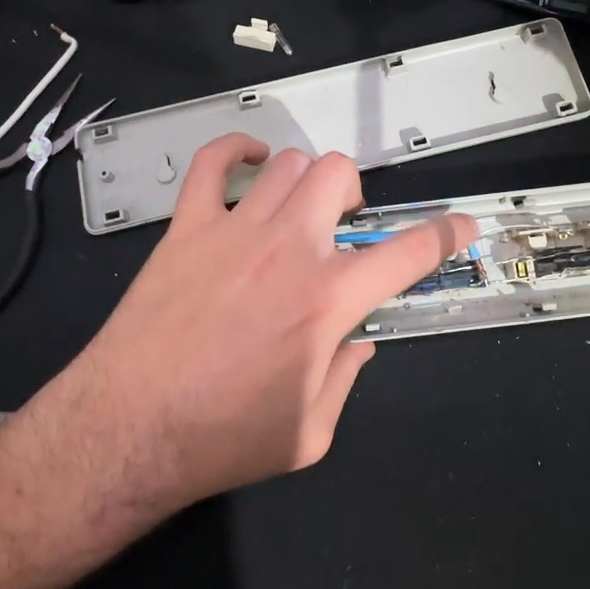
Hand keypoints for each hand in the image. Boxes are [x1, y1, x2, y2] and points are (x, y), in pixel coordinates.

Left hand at [29, 135, 476, 513]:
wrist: (129, 429)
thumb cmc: (224, 438)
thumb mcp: (310, 433)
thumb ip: (346, 377)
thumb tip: (357, 342)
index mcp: (328, 300)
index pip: (408, 252)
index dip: (444, 234)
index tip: (460, 226)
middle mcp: (289, 249)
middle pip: (339, 176)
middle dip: (352, 194)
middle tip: (341, 228)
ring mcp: (235, 229)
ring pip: (288, 163)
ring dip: (303, 181)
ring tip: (295, 210)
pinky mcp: (187, 226)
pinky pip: (213, 162)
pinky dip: (236, 149)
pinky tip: (248, 162)